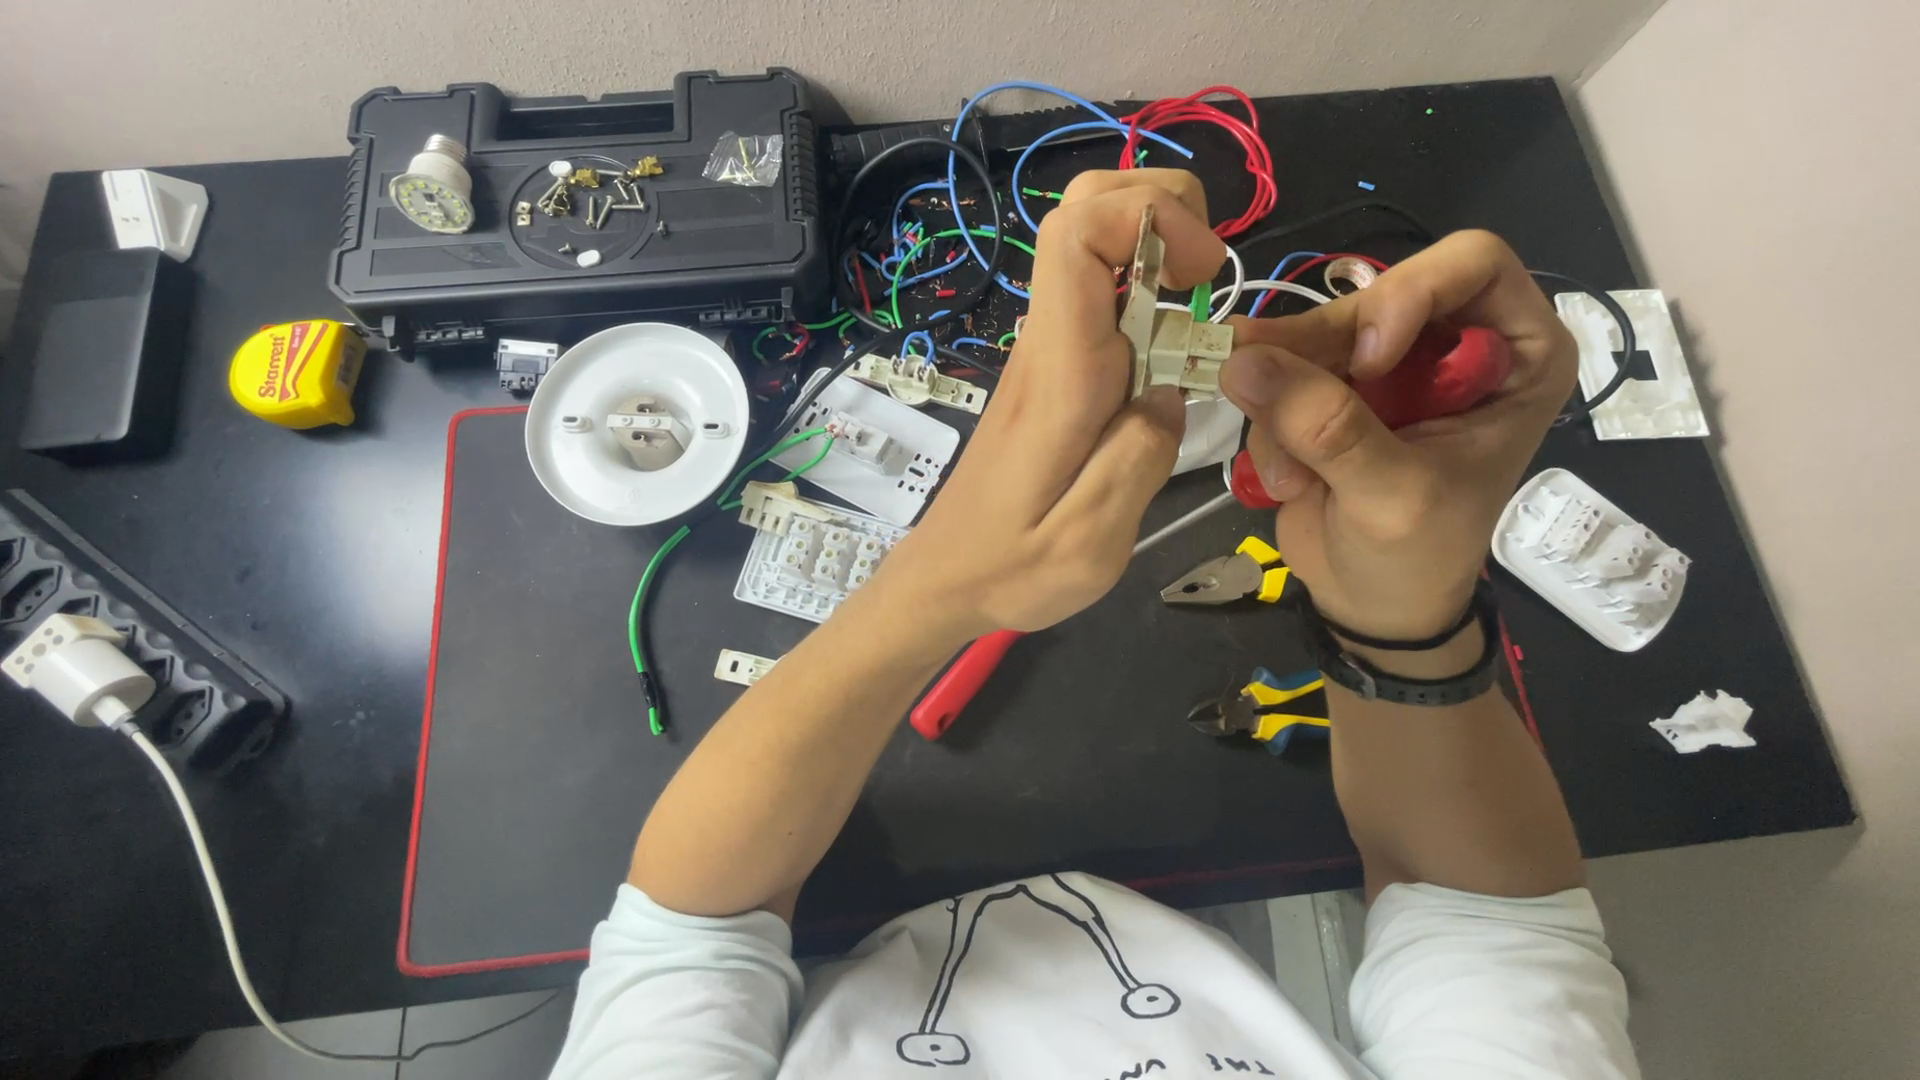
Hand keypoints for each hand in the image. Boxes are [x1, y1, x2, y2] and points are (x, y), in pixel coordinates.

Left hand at [867, 170, 1224, 639]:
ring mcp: (1042, 355)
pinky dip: (1141, 294)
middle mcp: (1045, 347)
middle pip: (1078, 210)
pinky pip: (1092, 301)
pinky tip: (1167, 354)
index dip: (1150, 217)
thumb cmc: (1010, 569)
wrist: (945, 577)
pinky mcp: (1047, 375)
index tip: (1200, 274)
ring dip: (1153, 248)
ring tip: (1195, 314)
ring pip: (1086, 248)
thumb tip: (1169, 394)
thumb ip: (1139, 461)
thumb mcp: (1090, 544)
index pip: (1077, 236)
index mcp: (1058, 376)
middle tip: (1202, 278)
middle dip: (1158, 207)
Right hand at [1220, 230, 1576, 641]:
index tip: (1365, 360)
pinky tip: (1287, 480)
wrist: (1372, 603)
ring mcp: (1379, 372)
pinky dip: (1268, 428)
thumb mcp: (1391, 496)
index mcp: (1513, 354)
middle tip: (1259, 389)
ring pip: (1308, 340)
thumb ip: (1330, 428)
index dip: (1408, 296)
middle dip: (1314, 354)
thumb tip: (1242, 360)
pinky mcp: (1323, 397)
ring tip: (1290, 474)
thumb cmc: (1416, 555)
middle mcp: (1446, 347)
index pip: (1467, 264)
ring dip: (1282, 403)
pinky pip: (1276, 379)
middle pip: (1368, 300)